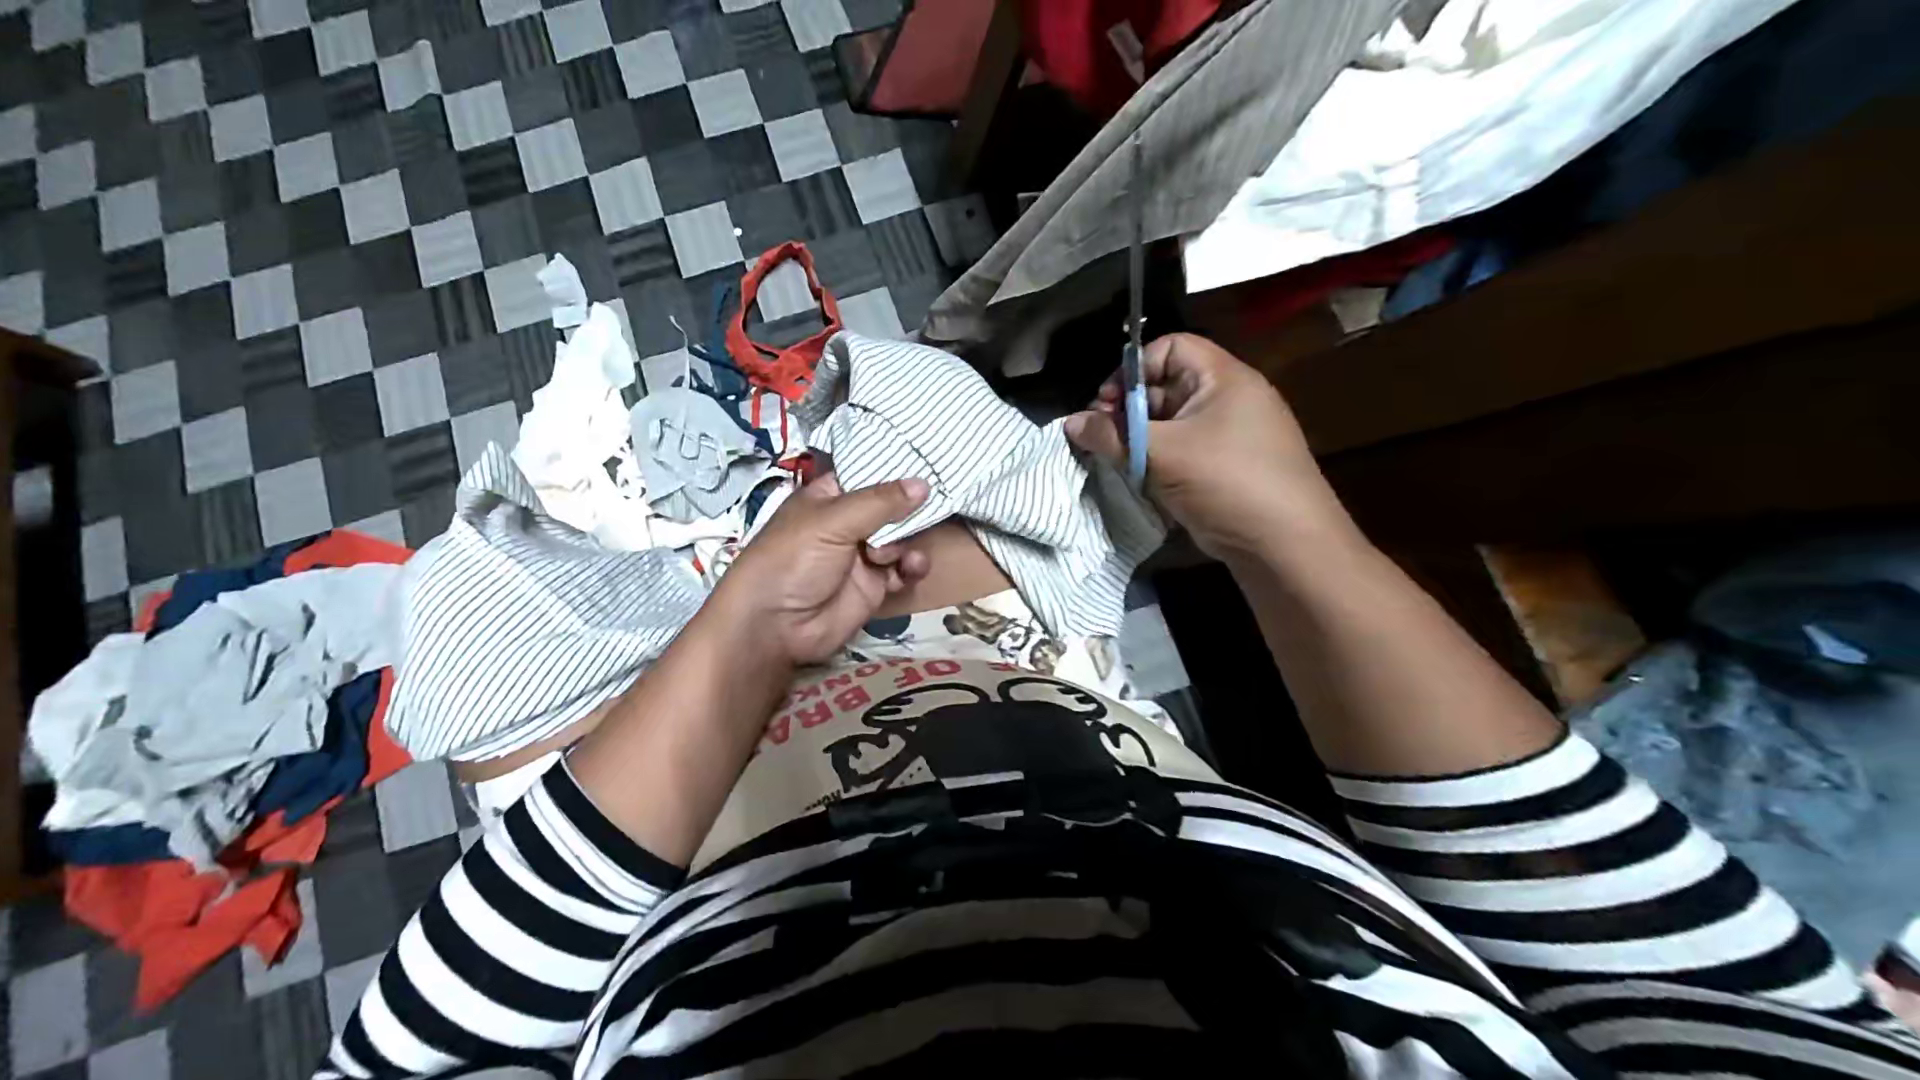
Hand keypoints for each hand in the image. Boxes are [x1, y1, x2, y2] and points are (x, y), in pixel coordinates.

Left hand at [711, 474, 932, 665]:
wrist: (775, 627)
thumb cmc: (793, 560)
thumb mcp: (832, 522)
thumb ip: (880, 502)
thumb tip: (923, 483)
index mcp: (830, 497)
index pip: (868, 474)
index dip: (896, 469)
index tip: (930, 461)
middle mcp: (848, 522)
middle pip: (892, 506)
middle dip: (911, 507)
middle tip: (934, 505)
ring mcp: (863, 555)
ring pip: (902, 538)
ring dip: (909, 540)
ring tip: (896, 553)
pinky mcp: (875, 585)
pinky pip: (904, 569)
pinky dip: (912, 566)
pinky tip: (911, 568)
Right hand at [1065, 333, 1352, 560]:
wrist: (1284, 545)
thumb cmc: (1226, 482)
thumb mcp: (1162, 454)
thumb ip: (1113, 436)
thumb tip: (1069, 422)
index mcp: (1223, 378)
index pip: (1170, 347)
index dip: (1134, 368)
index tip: (1106, 402)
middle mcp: (1227, 399)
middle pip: (1165, 386)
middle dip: (1128, 409)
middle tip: (1100, 436)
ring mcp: (1226, 435)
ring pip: (1169, 423)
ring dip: (1138, 440)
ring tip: (1114, 461)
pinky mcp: (1222, 467)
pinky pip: (1179, 451)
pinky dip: (1155, 461)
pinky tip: (1137, 479)